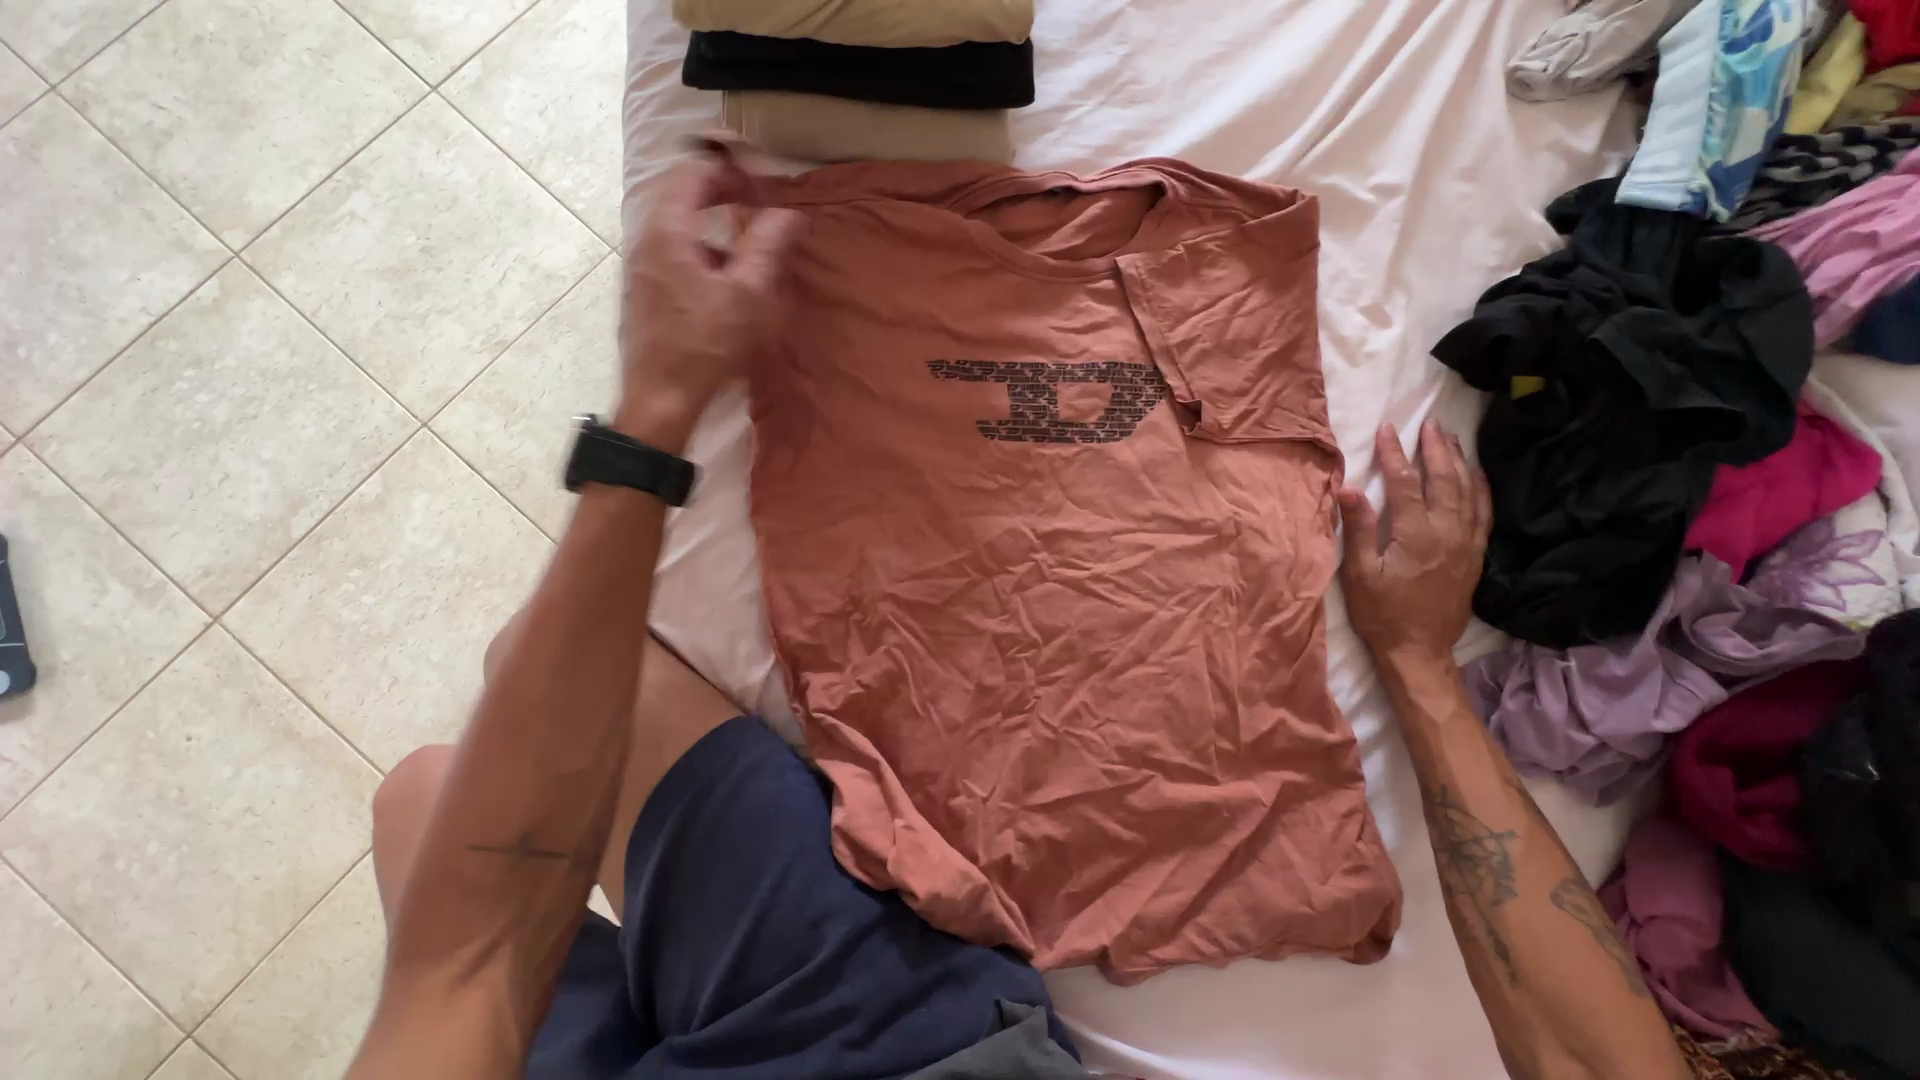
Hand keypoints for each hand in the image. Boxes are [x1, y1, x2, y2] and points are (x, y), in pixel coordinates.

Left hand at [614, 147, 801, 446]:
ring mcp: (639, 267)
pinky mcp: (642, 292)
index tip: (765, 189)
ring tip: (746, 249)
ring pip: (677, 226)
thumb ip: (767, 246)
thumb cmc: (707, 346)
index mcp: (668, 231)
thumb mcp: (748, 295)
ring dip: (713, 227)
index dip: (733, 173)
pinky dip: (700, 251)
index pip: (695, 173)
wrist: (661, 398)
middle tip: (757, 207)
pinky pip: (672, 252)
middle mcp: (645, 239)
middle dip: (722, 195)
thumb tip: (789, 214)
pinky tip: (722, 283)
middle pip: (682, 195)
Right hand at [1337, 419, 1490, 670]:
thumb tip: (1349, 489)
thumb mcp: (1359, 574)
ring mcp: (1466, 543)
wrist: (1419, 650)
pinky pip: (1484, 513)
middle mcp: (1447, 533)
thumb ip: (1358, 529)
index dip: (1395, 454)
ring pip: (1467, 491)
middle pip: (1444, 479)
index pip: (1405, 483)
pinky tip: (1477, 474)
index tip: (1387, 430)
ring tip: (1451, 438)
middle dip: (1435, 448)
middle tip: (1428, 423)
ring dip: (1460, 461)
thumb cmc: (1381, 613)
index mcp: (1415, 535)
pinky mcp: (1475, 555)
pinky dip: (1481, 488)